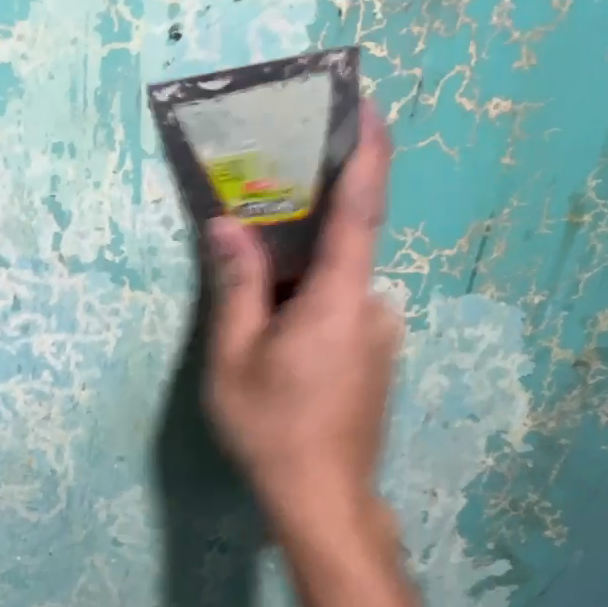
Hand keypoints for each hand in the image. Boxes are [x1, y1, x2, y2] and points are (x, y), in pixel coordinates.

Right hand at [203, 105, 402, 545]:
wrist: (323, 500)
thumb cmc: (271, 428)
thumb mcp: (232, 358)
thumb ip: (235, 287)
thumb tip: (227, 226)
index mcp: (338, 300)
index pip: (360, 211)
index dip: (368, 154)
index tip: (369, 106)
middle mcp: (372, 307)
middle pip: (337, 248)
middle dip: (296, 232)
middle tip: (251, 228)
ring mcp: (380, 334)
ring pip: (333, 285)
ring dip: (294, 280)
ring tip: (252, 312)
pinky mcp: (376, 356)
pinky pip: (340, 309)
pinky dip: (306, 304)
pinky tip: (275, 340)